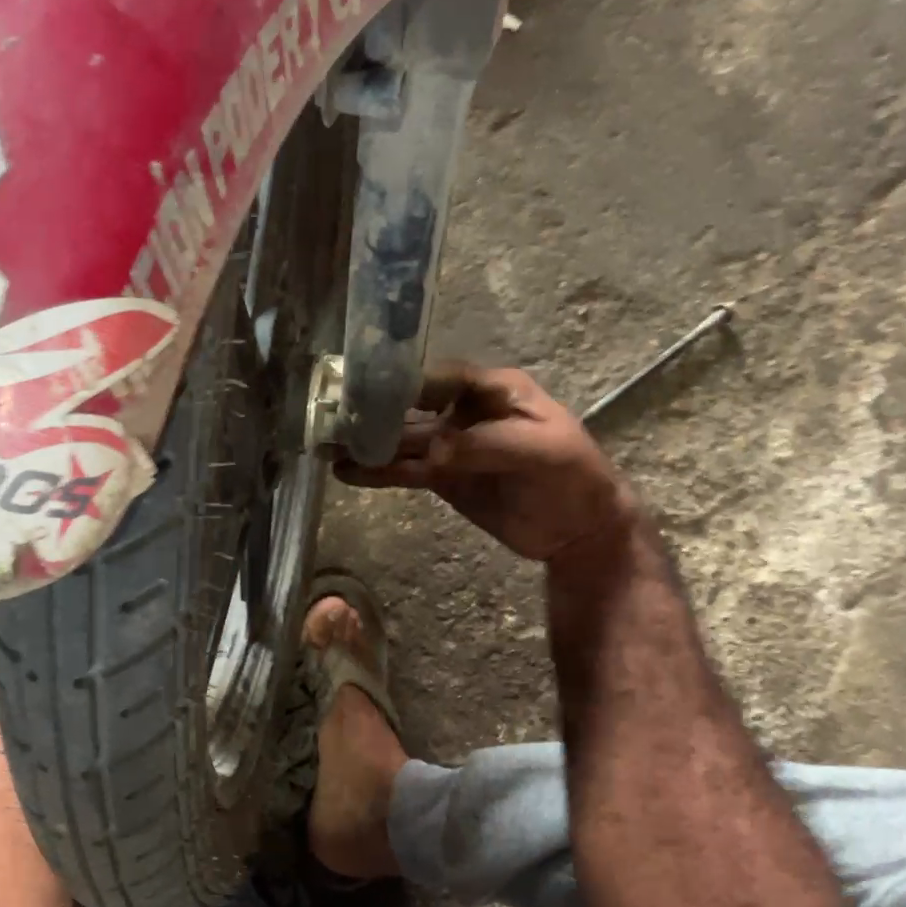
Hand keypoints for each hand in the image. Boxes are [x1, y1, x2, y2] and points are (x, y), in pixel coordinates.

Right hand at [334, 365, 638, 563]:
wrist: (580, 529)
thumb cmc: (571, 477)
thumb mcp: (538, 451)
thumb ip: (483, 445)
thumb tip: (432, 451)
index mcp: (492, 390)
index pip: (438, 377)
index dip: (402, 381)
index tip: (363, 388)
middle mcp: (464, 412)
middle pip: (409, 407)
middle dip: (371, 412)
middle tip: (329, 418)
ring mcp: (451, 446)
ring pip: (401, 441)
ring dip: (366, 445)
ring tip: (325, 448)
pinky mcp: (443, 478)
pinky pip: (405, 471)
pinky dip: (377, 473)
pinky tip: (346, 473)